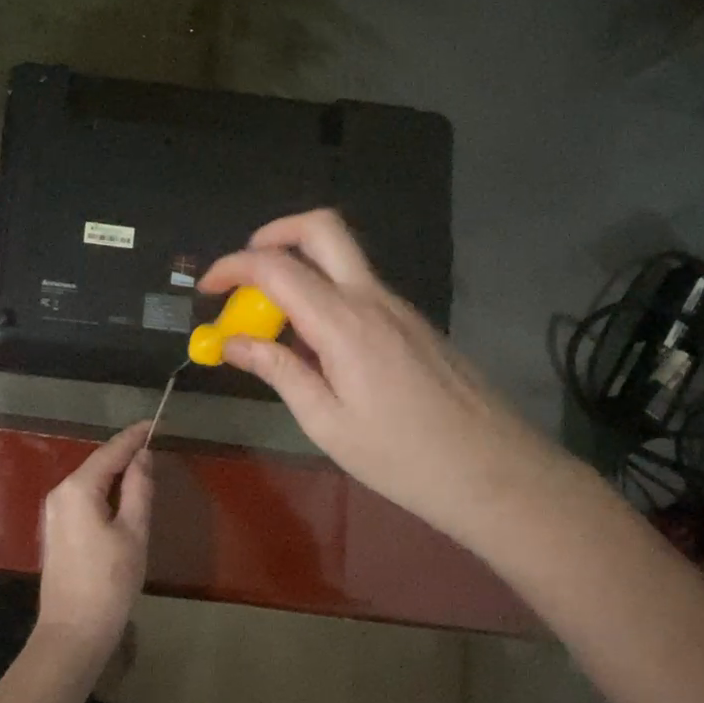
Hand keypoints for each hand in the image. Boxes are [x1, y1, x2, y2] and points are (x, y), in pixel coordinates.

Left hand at [36, 421, 153, 658]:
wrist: (72, 632)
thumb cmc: (108, 583)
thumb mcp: (133, 533)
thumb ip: (139, 490)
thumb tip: (143, 457)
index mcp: (78, 488)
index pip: (110, 452)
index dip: (134, 437)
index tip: (156, 422)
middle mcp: (60, 493)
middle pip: (97, 464)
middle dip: (125, 454)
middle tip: (155, 443)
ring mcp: (54, 513)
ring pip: (90, 482)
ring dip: (115, 474)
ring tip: (144, 467)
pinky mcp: (56, 531)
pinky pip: (84, 499)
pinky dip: (104, 492)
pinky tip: (123, 497)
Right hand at [199, 209, 564, 535]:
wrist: (496, 474)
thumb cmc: (402, 457)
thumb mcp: (326, 422)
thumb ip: (278, 370)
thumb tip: (231, 342)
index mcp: (344, 323)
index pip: (276, 267)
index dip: (232, 268)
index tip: (207, 291)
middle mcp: (372, 299)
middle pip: (321, 228)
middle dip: (273, 234)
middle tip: (246, 274)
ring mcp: (399, 307)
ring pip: (342, 258)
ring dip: (299, 270)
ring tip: (273, 325)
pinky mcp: (414, 324)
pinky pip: (359, 289)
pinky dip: (325, 296)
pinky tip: (318, 349)